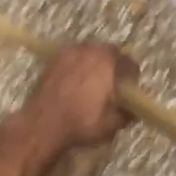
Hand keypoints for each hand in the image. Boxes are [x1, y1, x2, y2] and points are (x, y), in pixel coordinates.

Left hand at [20, 44, 137, 151]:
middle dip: (113, 66)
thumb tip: (133, 111)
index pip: (129, 63)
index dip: (132, 77)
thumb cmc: (81, 123)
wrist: (42, 124)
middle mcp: (90, 51)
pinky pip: (72, 58)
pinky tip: (74, 83)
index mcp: (108, 63)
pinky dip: (77, 66)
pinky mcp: (53, 59)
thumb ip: (127, 114)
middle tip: (111, 85)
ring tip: (91, 83)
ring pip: (89, 53)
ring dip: (94, 64)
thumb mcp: (111, 124)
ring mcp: (69, 52)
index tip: (128, 90)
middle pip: (109, 53)